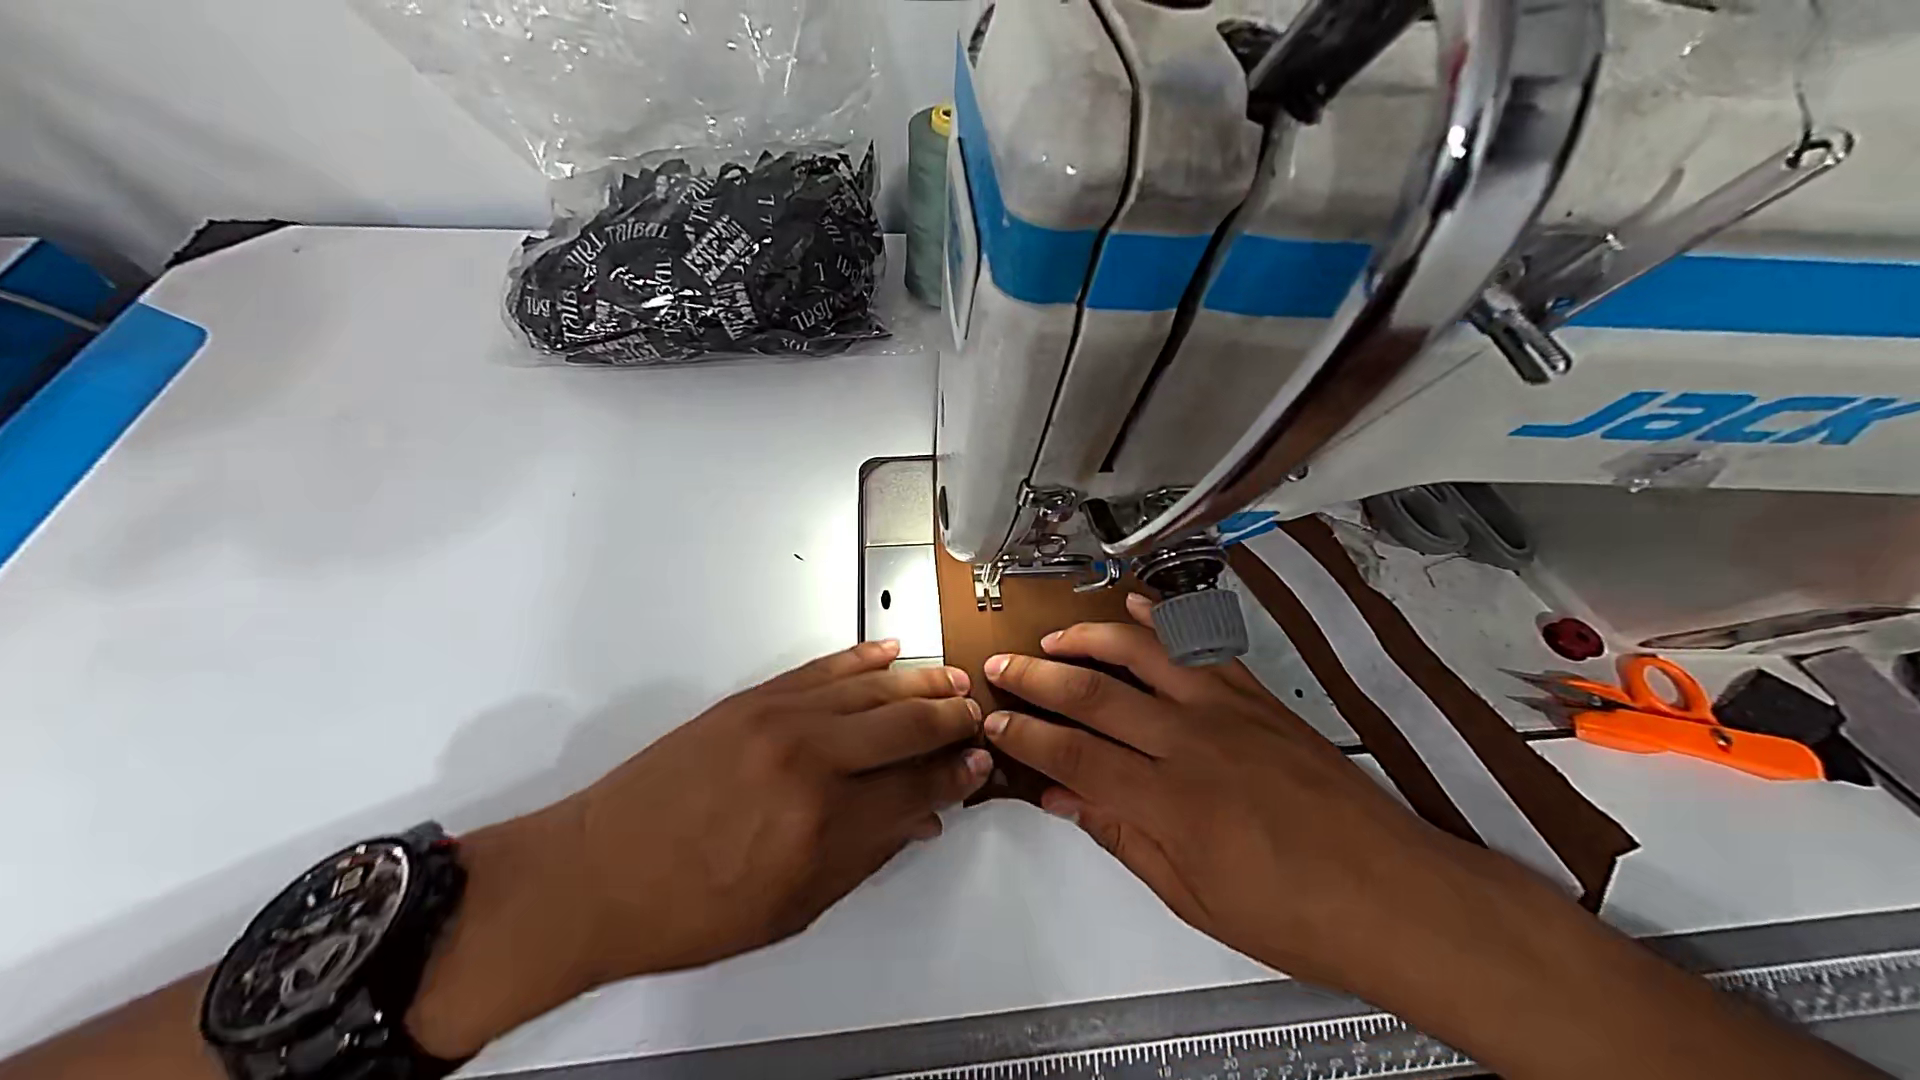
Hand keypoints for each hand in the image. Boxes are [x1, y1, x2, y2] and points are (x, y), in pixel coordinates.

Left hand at [571, 639, 991, 976]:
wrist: (596, 874)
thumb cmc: (686, 906)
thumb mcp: (794, 906)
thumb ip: (868, 855)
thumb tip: (917, 820)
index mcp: (825, 826)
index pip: (919, 786)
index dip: (958, 775)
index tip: (976, 765)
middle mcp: (810, 762)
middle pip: (909, 725)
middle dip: (954, 719)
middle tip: (976, 717)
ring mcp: (779, 720)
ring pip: (875, 687)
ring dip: (922, 681)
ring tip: (952, 679)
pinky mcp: (752, 699)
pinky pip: (824, 668)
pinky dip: (863, 658)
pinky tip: (889, 652)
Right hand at [979, 595, 1511, 995]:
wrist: (1397, 896)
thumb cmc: (1296, 913)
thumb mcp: (1191, 895)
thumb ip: (1119, 834)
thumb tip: (1063, 798)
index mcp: (1169, 801)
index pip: (1071, 753)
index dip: (1023, 735)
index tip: (993, 722)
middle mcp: (1191, 742)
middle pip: (1092, 693)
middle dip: (1035, 677)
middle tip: (1002, 667)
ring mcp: (1226, 710)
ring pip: (1140, 653)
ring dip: (1088, 638)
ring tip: (1053, 637)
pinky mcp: (1255, 697)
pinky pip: (1199, 646)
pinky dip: (1162, 622)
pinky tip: (1134, 608)